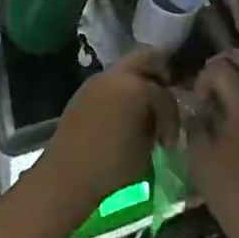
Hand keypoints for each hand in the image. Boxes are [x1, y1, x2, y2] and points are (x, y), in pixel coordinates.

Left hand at [42, 48, 175, 203]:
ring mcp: (95, 81)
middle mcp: (114, 75)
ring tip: (144, 113)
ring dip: (138, 85)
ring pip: (125, 71)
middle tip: (164, 104)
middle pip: (145, 59)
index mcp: (135, 86)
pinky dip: (121, 92)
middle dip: (159, 77)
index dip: (171, 118)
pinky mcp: (82, 92)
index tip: (169, 142)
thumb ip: (155, 126)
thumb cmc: (112, 168)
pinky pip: (109, 84)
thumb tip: (156, 121)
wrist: (66, 178)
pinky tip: (124, 116)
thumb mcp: (145, 149)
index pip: (164, 94)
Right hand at [185, 50, 238, 231]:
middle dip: (224, 60)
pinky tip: (223, 104)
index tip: (196, 99)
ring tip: (213, 89)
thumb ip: (195, 118)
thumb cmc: (225, 186)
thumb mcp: (199, 150)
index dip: (204, 78)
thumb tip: (196, 105)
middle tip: (205, 77)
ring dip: (234, 71)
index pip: (223, 69)